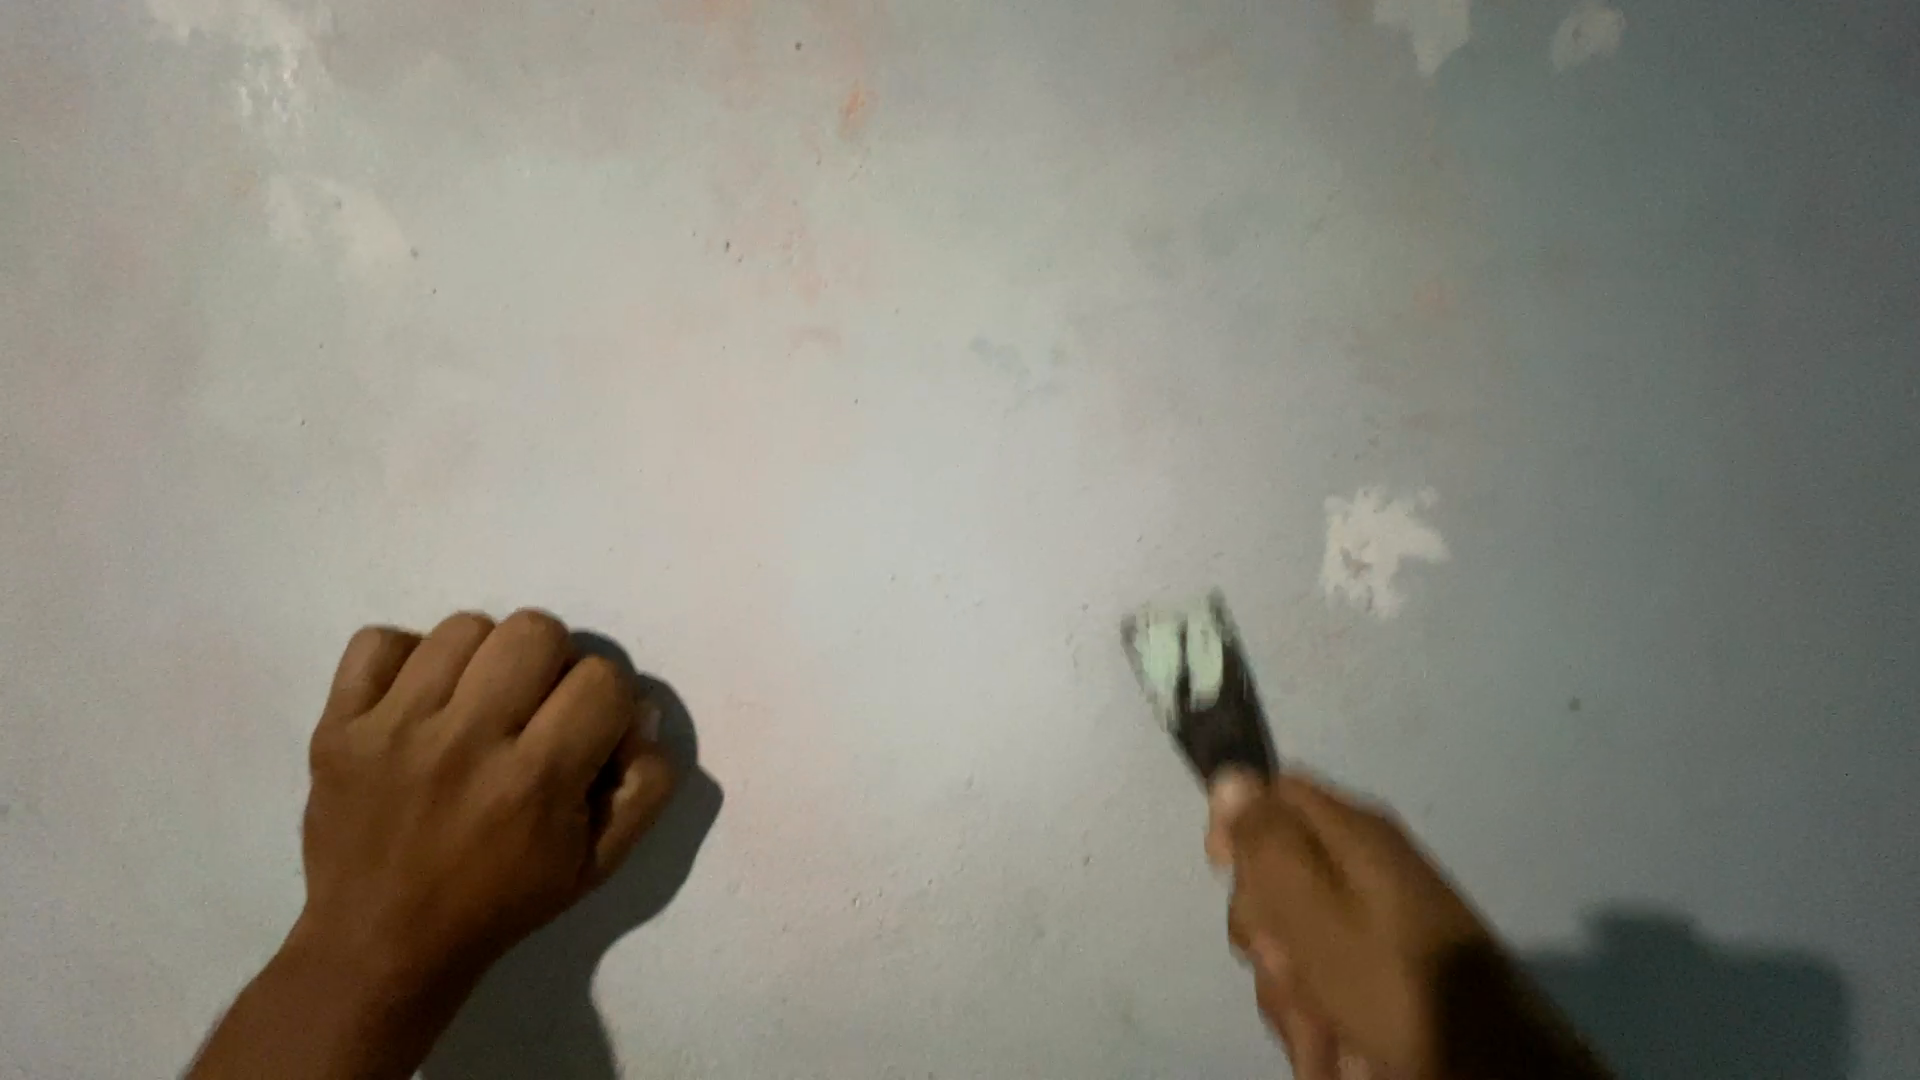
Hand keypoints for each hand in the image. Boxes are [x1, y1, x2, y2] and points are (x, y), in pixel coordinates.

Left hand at [295, 610, 676, 989]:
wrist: (381, 946)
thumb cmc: (506, 898)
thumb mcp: (604, 858)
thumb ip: (648, 783)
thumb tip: (640, 712)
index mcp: (536, 779)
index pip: (603, 677)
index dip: (608, 698)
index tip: (587, 731)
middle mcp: (465, 743)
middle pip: (535, 629)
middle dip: (554, 662)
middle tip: (537, 706)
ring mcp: (392, 730)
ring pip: (465, 627)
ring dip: (487, 658)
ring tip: (479, 703)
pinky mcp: (336, 728)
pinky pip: (378, 640)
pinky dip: (407, 659)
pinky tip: (421, 700)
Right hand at [1207, 771, 1492, 1079]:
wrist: (1490, 1074)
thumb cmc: (1390, 979)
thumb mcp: (1311, 901)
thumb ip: (1263, 836)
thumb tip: (1229, 773)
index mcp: (1350, 832)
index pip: (1271, 792)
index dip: (1237, 824)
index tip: (1223, 868)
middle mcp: (1360, 869)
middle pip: (1272, 873)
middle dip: (1261, 926)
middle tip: (1284, 959)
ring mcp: (1371, 927)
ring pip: (1288, 939)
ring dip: (1287, 987)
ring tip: (1323, 1023)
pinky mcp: (1378, 977)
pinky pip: (1318, 982)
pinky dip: (1317, 1017)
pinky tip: (1337, 1046)